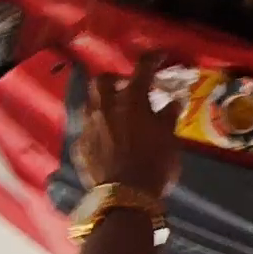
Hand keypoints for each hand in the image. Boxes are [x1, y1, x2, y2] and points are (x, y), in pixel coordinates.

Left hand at [75, 52, 183, 200]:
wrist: (125, 197)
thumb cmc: (154, 163)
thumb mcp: (169, 138)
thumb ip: (168, 117)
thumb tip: (173, 101)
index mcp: (132, 101)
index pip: (142, 69)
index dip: (152, 59)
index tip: (160, 56)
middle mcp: (105, 108)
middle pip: (103, 80)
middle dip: (115, 78)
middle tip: (129, 86)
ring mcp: (88, 127)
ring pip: (91, 104)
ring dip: (104, 103)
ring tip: (118, 114)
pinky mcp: (80, 147)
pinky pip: (88, 130)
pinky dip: (99, 130)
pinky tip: (109, 141)